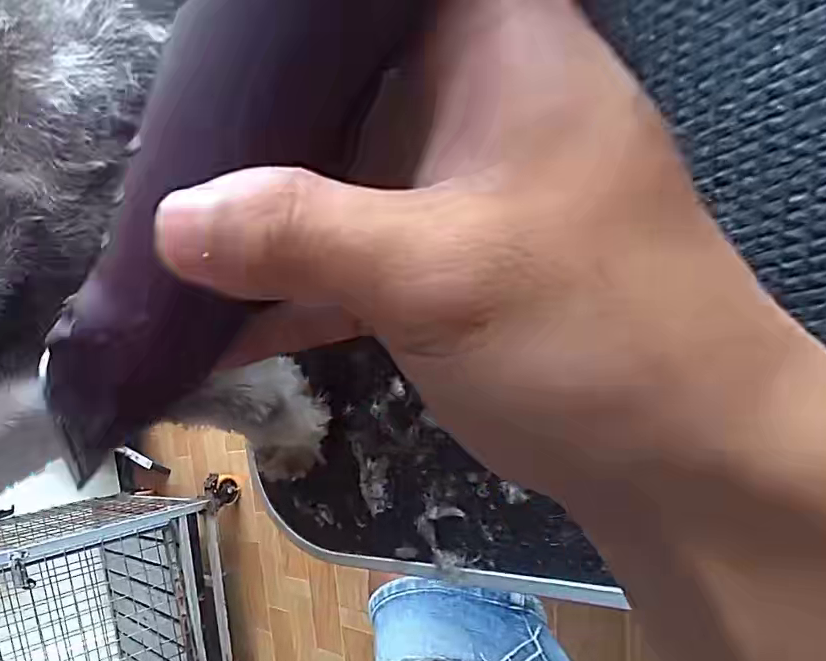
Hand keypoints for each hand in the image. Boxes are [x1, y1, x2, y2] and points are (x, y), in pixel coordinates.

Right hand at [157, 0, 801, 504]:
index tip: (203, 52)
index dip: (281, 24)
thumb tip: (169, 222)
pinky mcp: (424, 275)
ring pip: (323, 186)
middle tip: (158, 148)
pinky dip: (281, 297)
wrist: (666, 452)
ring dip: (252, 222)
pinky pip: (333, 268)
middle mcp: (460, 105)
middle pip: (330, 87)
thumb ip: (299, 235)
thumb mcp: (434, 272)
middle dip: (243, 125)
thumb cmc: (583, 332)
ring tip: (163, 239)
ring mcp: (438, 198)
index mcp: (491, 45)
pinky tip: (216, 331)